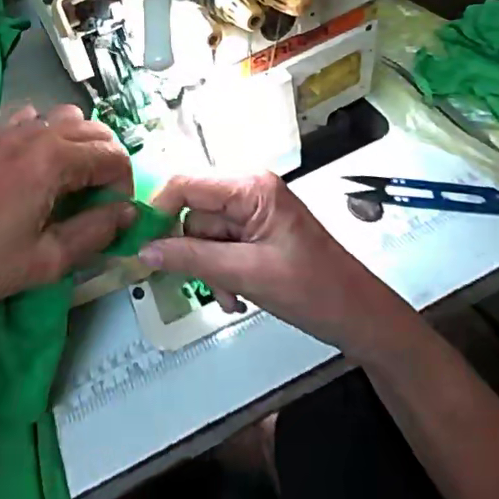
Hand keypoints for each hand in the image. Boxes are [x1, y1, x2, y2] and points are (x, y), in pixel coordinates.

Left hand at [0, 104, 134, 338]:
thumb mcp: (48, 260)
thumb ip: (96, 232)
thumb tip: (128, 212)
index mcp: (56, 159)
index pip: (113, 157)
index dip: (124, 185)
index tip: (116, 213)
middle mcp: (37, 133)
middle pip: (94, 131)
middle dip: (107, 160)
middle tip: (99, 198)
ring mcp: (7, 131)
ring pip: (63, 117)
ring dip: (79, 141)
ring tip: (70, 179)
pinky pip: (29, 118)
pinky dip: (44, 132)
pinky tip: (32, 164)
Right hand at [138, 173, 418, 357]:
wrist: (357, 314)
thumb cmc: (313, 289)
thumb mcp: (247, 274)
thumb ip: (193, 258)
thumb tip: (145, 250)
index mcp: (251, 186)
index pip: (187, 184)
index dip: (159, 210)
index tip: (141, 243)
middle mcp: (249, 190)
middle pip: (194, 213)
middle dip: (196, 253)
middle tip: (210, 287)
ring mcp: (253, 210)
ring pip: (205, 234)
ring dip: (210, 270)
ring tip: (233, 297)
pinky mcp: (256, 231)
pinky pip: (221, 245)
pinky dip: (222, 271)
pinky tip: (239, 295)